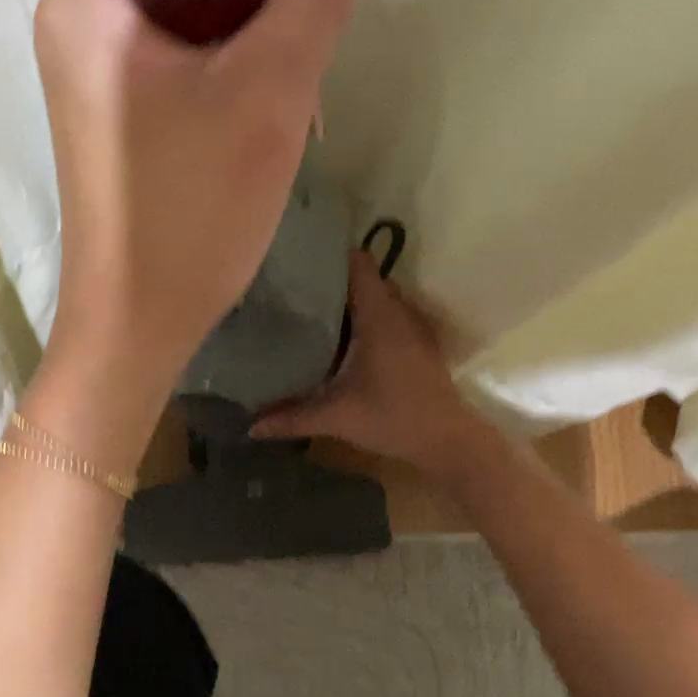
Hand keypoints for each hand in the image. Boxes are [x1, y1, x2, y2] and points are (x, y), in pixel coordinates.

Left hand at [34, 0, 365, 388]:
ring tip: (290, 37)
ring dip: (239, 0)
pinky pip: (167, 40)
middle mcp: (74, 17)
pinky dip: (220, 43)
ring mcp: (89, 68)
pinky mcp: (111, 110)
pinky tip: (265, 83)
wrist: (134, 323)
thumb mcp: (268, 93)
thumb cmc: (188, 212)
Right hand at [251, 251, 486, 473]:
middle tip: (293, 288)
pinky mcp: (417, 342)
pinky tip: (339, 336)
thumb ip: (292, 418)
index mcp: (379, 316)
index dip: (329, 256)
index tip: (297, 261)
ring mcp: (412, 325)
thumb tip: (251, 426)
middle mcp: (398, 311)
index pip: (357, 263)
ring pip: (376, 297)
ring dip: (349, 300)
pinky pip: (386, 314)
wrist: (445, 440)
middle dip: (332, 279)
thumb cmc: (392, 418)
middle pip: (363, 278)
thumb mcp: (336, 417)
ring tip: (310, 308)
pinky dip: (364, 317)